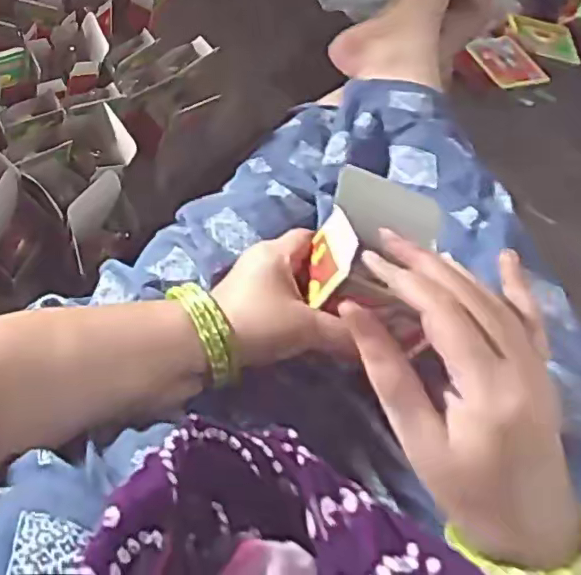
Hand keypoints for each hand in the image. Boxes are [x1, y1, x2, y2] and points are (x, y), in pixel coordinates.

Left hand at [210, 229, 356, 369]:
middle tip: (362, 302)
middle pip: (307, 261)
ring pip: (295, 282)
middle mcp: (263, 257)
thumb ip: (344, 332)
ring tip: (346, 318)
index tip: (364, 271)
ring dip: (317, 299)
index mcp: (276, 251)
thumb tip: (374, 342)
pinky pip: (282, 296)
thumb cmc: (259, 321)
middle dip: (333, 281)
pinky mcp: (247, 297)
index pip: (314, 237)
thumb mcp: (307, 327)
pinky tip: (317, 329)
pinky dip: (300, 308)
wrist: (207, 341)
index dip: (340, 251)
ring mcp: (253, 277)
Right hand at [342, 234, 580, 569]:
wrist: (535, 537)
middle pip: (470, 298)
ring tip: (414, 246)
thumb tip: (352, 309)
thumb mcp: (416, 437)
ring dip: (453, 269)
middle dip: (423, 263)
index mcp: (491, 388)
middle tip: (383, 238)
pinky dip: (517, 288)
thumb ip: (386, 369)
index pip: (444, 313)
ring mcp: (539, 370)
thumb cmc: (466, 490)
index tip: (368, 259)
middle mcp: (522, 370)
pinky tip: (507, 259)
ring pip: (496, 302)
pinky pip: (532, 322)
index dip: (404, 280)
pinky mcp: (543, 374)